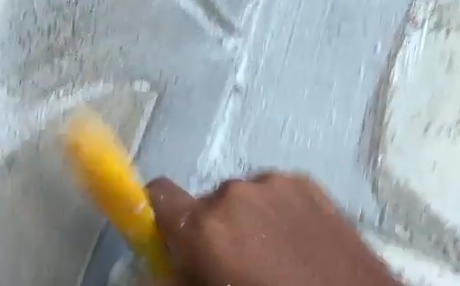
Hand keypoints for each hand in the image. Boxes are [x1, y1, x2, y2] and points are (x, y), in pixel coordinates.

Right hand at [147, 174, 401, 285]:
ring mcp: (278, 183)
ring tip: (274, 264)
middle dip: (213, 237)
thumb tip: (149, 274)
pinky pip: (276, 196)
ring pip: (243, 201)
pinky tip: (298, 251)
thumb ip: (175, 281)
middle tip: (234, 274)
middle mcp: (237, 192)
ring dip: (247, 226)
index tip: (169, 245)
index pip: (157, 196)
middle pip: (206, 206)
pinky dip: (277, 218)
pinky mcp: (311, 184)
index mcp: (208, 227)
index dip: (156, 218)